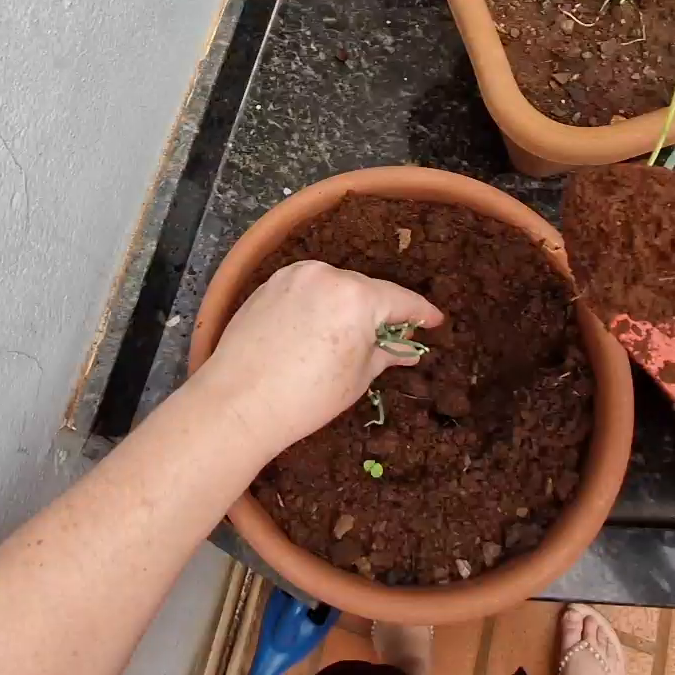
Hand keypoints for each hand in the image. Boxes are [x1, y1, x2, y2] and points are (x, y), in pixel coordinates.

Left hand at [192, 260, 443, 455]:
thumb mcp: (357, 377)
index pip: (399, 300)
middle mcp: (325, 274)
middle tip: (391, 337)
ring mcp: (293, 275)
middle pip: (365, 290)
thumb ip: (385, 353)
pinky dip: (317, 303)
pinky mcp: (269, 283)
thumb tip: (406, 349)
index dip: (420, 313)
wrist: (239, 400)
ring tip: (348, 338)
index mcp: (356, 296)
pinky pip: (306, 288)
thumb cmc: (305, 396)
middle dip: (379, 312)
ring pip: (334, 286)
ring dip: (346, 305)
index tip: (435, 321)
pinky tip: (315, 331)